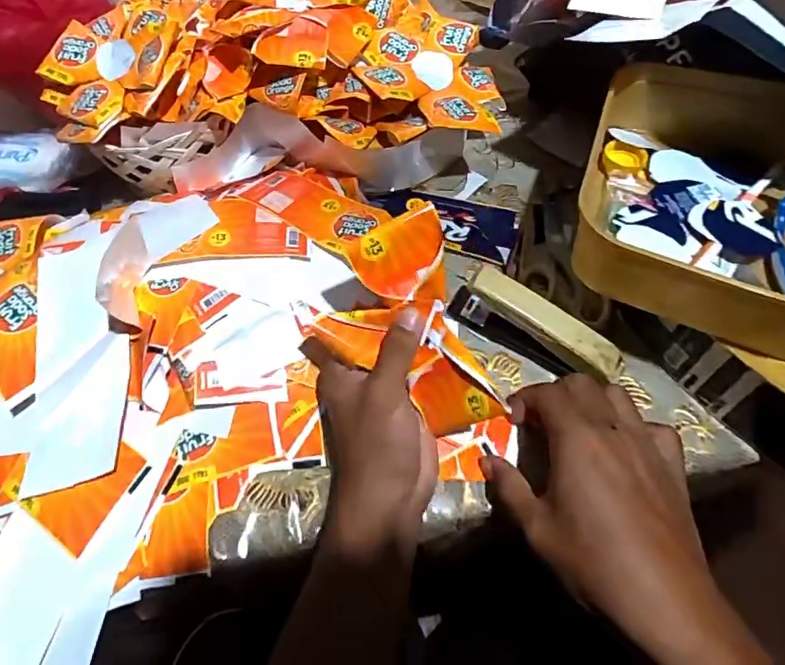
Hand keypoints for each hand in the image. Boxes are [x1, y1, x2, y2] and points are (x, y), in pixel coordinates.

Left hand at [300, 309, 436, 560]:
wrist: (391, 502)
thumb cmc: (374, 445)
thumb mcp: (383, 392)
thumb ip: (395, 350)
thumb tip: (410, 308)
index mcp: (339, 374)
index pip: (335, 332)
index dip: (348, 308)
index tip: (372, 281)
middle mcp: (359, 379)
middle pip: (373, 340)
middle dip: (392, 317)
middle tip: (418, 285)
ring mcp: (386, 393)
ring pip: (398, 356)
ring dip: (415, 337)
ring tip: (437, 303)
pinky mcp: (409, 408)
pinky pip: (419, 376)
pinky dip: (431, 360)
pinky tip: (450, 340)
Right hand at [484, 375, 768, 664]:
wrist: (663, 596)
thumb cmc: (594, 562)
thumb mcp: (539, 530)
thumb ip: (510, 489)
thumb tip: (488, 461)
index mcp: (576, 437)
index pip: (548, 393)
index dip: (526, 398)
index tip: (514, 421)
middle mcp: (612, 427)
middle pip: (582, 384)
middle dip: (557, 393)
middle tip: (543, 423)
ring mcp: (646, 440)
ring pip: (618, 394)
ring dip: (594, 401)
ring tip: (582, 428)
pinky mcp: (672, 460)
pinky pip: (654, 425)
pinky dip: (636, 427)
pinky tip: (628, 449)